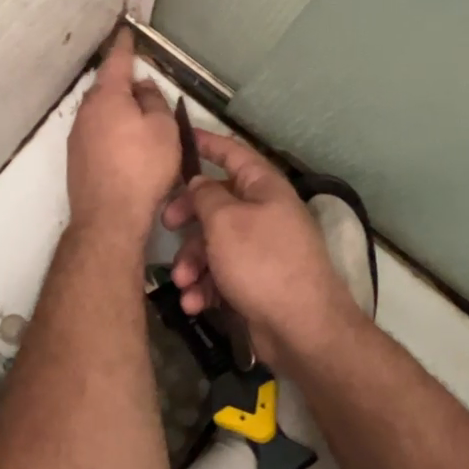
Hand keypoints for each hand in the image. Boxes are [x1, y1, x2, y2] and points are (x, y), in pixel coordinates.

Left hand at [65, 28, 180, 236]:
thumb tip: (142, 86)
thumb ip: (154, 101)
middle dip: (122, 83)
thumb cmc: (143, 168)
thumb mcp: (163, 129)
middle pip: (106, 88)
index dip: (125, 46)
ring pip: (100, 112)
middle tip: (143, 84)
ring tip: (139, 118)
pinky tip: (125, 145)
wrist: (108, 218)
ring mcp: (77, 136)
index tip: (126, 31)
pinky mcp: (77, 159)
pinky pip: (97, 133)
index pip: (117, 61)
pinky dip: (111, 130)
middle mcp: (86, 112)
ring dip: (117, 110)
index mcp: (107, 97)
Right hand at [162, 131, 355, 364]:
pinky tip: (195, 303)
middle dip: (188, 217)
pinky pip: (221, 274)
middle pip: (217, 202)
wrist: (302, 328)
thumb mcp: (225, 221)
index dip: (206, 144)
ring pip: (214, 243)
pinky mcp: (254, 283)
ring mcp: (261, 249)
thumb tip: (199, 182)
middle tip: (166, 225)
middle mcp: (264, 213)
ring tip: (183, 283)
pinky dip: (205, 286)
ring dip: (192, 262)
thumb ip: (206, 195)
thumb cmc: (262, 263)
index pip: (232, 153)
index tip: (179, 139)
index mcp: (264, 187)